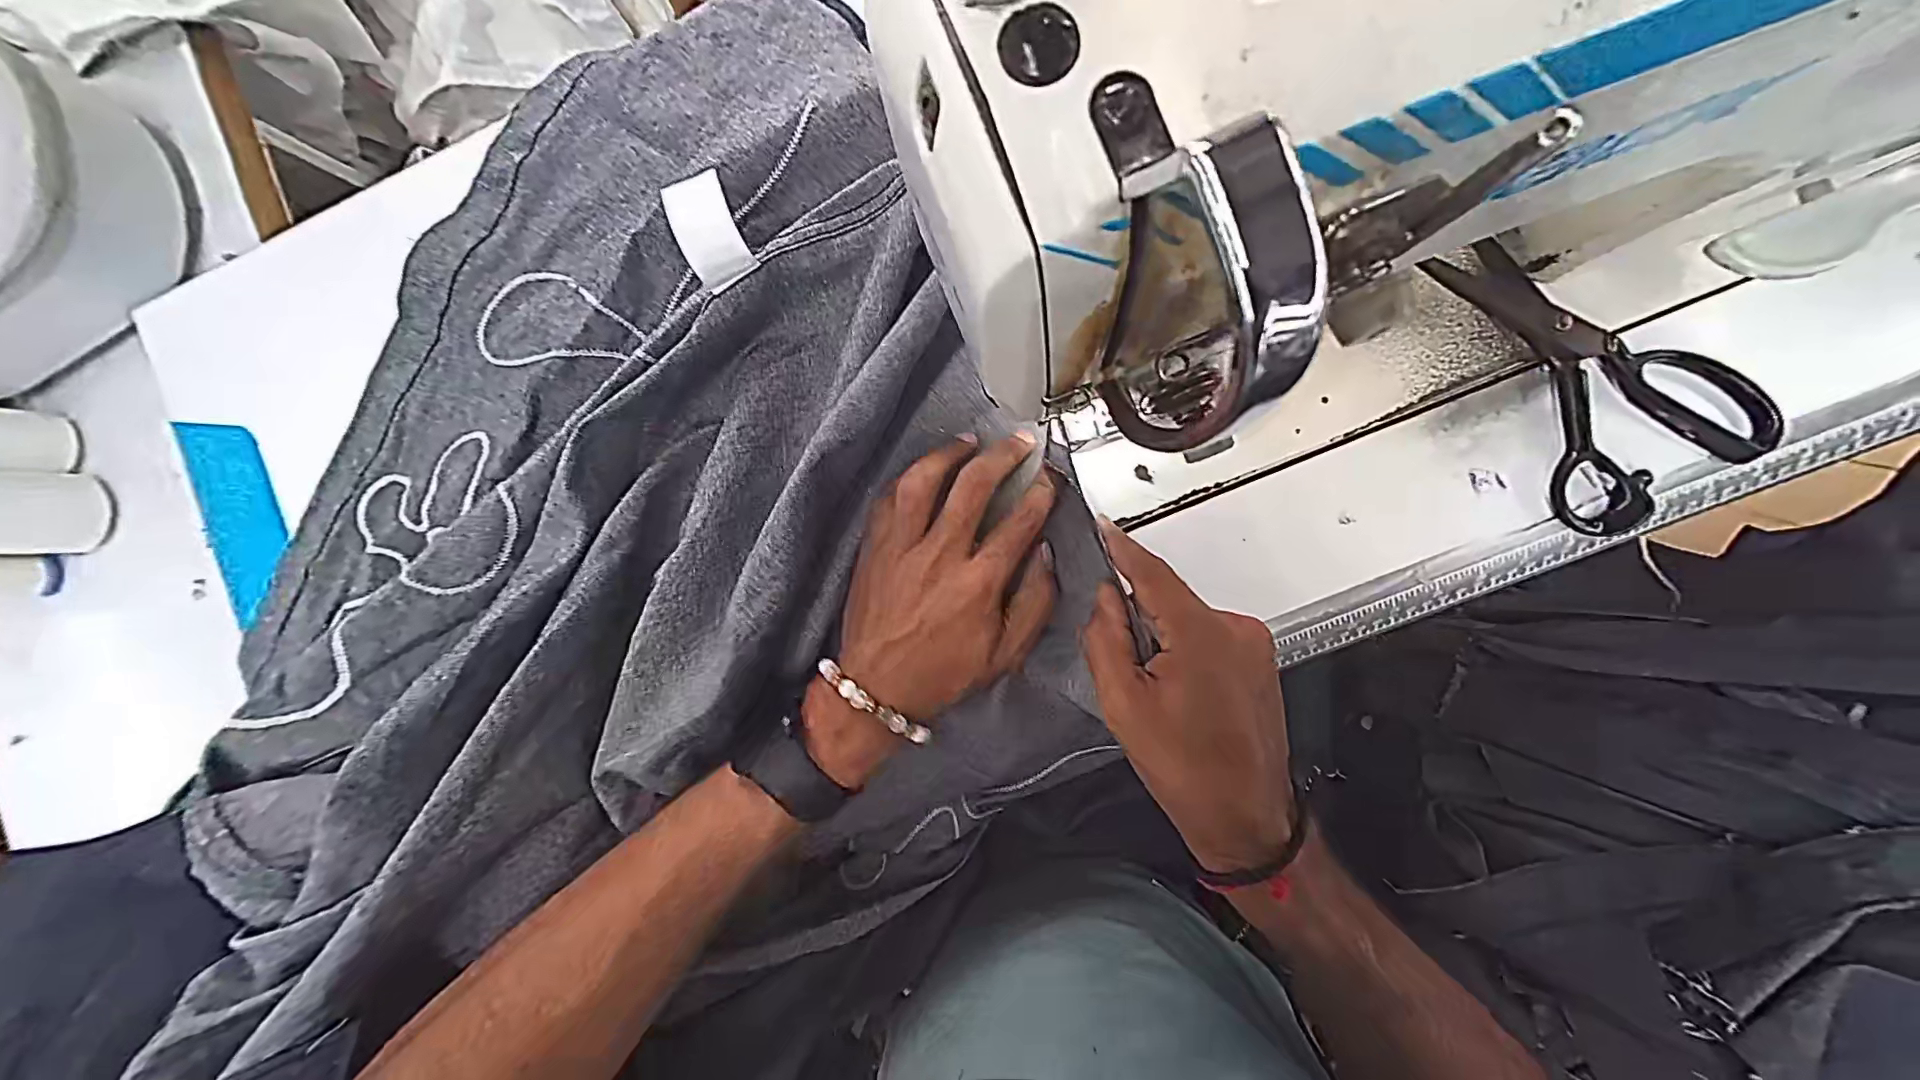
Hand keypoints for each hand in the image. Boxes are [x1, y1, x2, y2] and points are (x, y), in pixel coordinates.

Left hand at [803, 433, 1057, 786]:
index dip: (1040, 494)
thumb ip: (1034, 603)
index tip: (1049, 479)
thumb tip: (1045, 556)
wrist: (877, 688)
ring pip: (924, 481)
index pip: (1018, 523)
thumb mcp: (1004, 654)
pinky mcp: (874, 548)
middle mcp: (940, 556)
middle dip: (1003, 457)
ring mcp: (902, 548)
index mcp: (977, 584)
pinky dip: (909, 478)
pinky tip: (924, 471)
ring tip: (970, 442)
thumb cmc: (941, 673)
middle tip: (1018, 444)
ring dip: (950, 454)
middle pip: (974, 487)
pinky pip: (889, 499)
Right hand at [1081, 519, 1294, 873]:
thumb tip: (1106, 599)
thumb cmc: (1189, 771)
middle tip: (1123, 662)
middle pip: (1168, 597)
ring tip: (1157, 692)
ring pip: (1187, 617)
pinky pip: (1208, 634)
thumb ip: (1105, 639)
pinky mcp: (1259, 659)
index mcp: (1200, 634)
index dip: (1123, 549)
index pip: (1152, 572)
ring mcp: (1253, 644)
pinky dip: (1184, 648)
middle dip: (1138, 616)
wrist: (1244, 816)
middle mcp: (1236, 630)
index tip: (1103, 528)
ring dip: (1162, 637)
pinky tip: (1180, 693)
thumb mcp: (1122, 703)